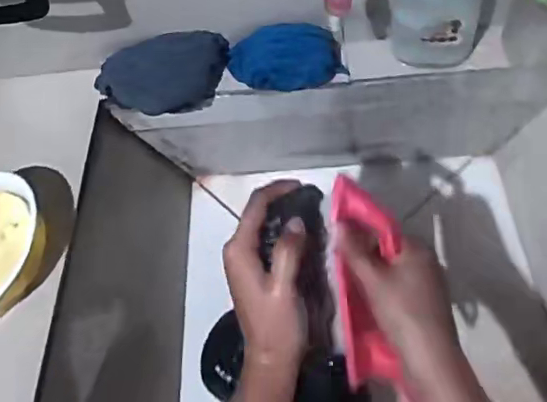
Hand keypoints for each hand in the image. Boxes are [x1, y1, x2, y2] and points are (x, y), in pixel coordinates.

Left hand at [225, 180, 307, 401]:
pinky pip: (266, 237)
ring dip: (284, 213)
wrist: (270, 360)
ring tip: (309, 210)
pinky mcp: (253, 267)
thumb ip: (288, 250)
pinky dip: (283, 229)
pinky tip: (302, 232)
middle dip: (282, 199)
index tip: (302, 185)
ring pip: (263, 223)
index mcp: (239, 250)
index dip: (278, 189)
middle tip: (309, 197)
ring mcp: (243, 258)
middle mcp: (236, 249)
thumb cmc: (276, 325)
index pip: (256, 204)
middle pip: (258, 210)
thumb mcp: (284, 287)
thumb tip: (296, 219)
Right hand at [336, 224, 488, 401]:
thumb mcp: (373, 280)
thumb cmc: (403, 313)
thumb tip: (338, 223)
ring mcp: (428, 286)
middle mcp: (426, 262)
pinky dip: (384, 297)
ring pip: (392, 276)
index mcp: (417, 247)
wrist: (431, 363)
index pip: (384, 232)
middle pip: (388, 254)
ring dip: (372, 282)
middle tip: (342, 271)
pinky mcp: (426, 309)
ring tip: (350, 290)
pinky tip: (368, 308)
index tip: (340, 246)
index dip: (360, 236)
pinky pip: (399, 294)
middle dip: (365, 262)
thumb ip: (354, 251)